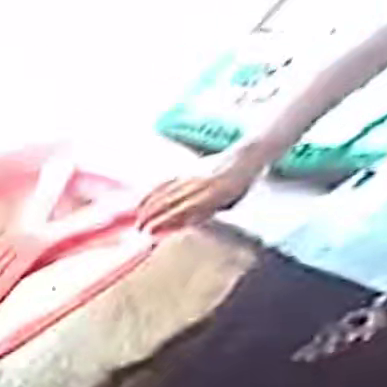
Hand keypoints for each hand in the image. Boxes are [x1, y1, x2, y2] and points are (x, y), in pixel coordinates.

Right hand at [137, 151, 263, 234]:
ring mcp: (189, 176)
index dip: (161, 222)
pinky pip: (160, 184)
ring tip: (138, 220)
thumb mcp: (229, 201)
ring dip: (145, 209)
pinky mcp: (183, 170)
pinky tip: (140, 205)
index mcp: (213, 194)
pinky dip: (148, 195)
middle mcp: (199, 185)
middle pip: (165, 203)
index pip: (179, 211)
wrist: (249, 154)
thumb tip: (180, 225)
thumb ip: (205, 212)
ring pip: (160, 194)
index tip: (149, 232)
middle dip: (148, 218)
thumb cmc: (240, 183)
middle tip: (139, 229)